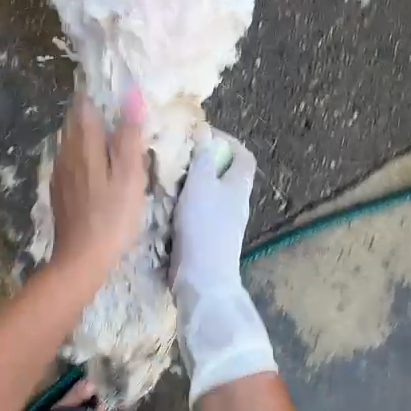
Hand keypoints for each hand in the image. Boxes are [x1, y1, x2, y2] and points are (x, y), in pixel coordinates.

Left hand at [47, 84, 147, 285]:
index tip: (110, 89)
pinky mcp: (59, 189)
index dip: (95, 93)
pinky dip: (81, 151)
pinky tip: (94, 163)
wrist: (80, 259)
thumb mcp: (129, 175)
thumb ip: (129, 135)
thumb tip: (131, 96)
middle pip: (75, 121)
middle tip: (112, 108)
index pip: (84, 105)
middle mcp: (66, 152)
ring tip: (107, 132)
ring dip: (85, 130)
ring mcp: (59, 171)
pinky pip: (69, 157)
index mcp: (83, 144)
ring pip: (70, 139)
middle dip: (90, 110)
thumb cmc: (112, 216)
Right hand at [172, 129, 254, 289]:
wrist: (203, 278)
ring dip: (192, 183)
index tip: (202, 136)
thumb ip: (202, 156)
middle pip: (225, 173)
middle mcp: (236, 202)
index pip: (243, 155)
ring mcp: (224, 222)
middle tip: (180, 156)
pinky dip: (186, 204)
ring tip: (169, 177)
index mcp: (239, 185)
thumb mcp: (200, 182)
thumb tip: (206, 132)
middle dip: (204, 161)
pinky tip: (168, 204)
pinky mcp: (209, 238)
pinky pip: (200, 212)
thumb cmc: (204, 224)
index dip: (226, 141)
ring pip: (210, 193)